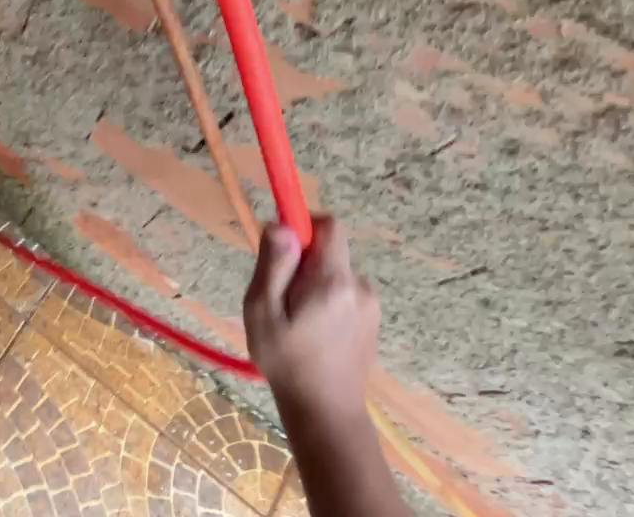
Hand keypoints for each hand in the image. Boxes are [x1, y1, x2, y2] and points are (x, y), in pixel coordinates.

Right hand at [244, 216, 378, 420]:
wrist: (325, 410)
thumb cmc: (286, 358)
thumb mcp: (262, 308)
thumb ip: (274, 264)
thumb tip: (281, 223)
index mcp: (333, 281)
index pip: (329, 226)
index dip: (302, 223)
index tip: (279, 245)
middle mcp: (360, 287)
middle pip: (329, 249)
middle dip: (300, 260)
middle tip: (277, 293)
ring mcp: (370, 305)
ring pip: (334, 271)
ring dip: (311, 281)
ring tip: (292, 316)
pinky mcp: (371, 319)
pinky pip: (342, 290)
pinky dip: (324, 297)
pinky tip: (310, 328)